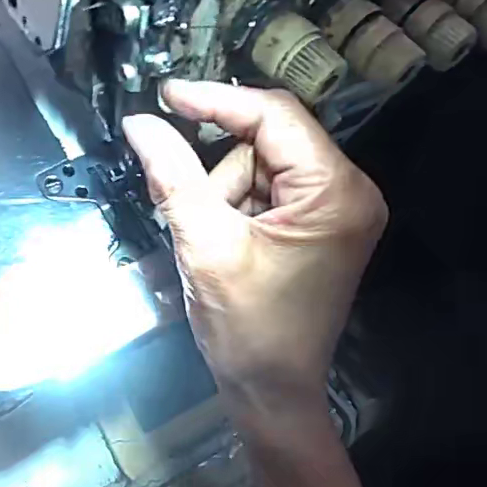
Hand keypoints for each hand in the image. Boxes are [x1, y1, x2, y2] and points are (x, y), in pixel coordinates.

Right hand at [122, 79, 385, 401]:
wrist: (269, 390)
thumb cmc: (246, 326)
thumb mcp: (204, 245)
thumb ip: (172, 175)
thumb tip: (140, 123)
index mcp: (335, 191)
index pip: (274, 116)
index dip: (216, 100)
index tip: (165, 96)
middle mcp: (346, 191)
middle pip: (265, 142)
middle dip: (217, 172)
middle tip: (190, 212)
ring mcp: (332, 209)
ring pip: (256, 167)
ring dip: (220, 195)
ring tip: (210, 244)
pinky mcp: (313, 226)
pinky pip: (262, 192)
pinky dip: (230, 208)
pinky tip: (221, 244)